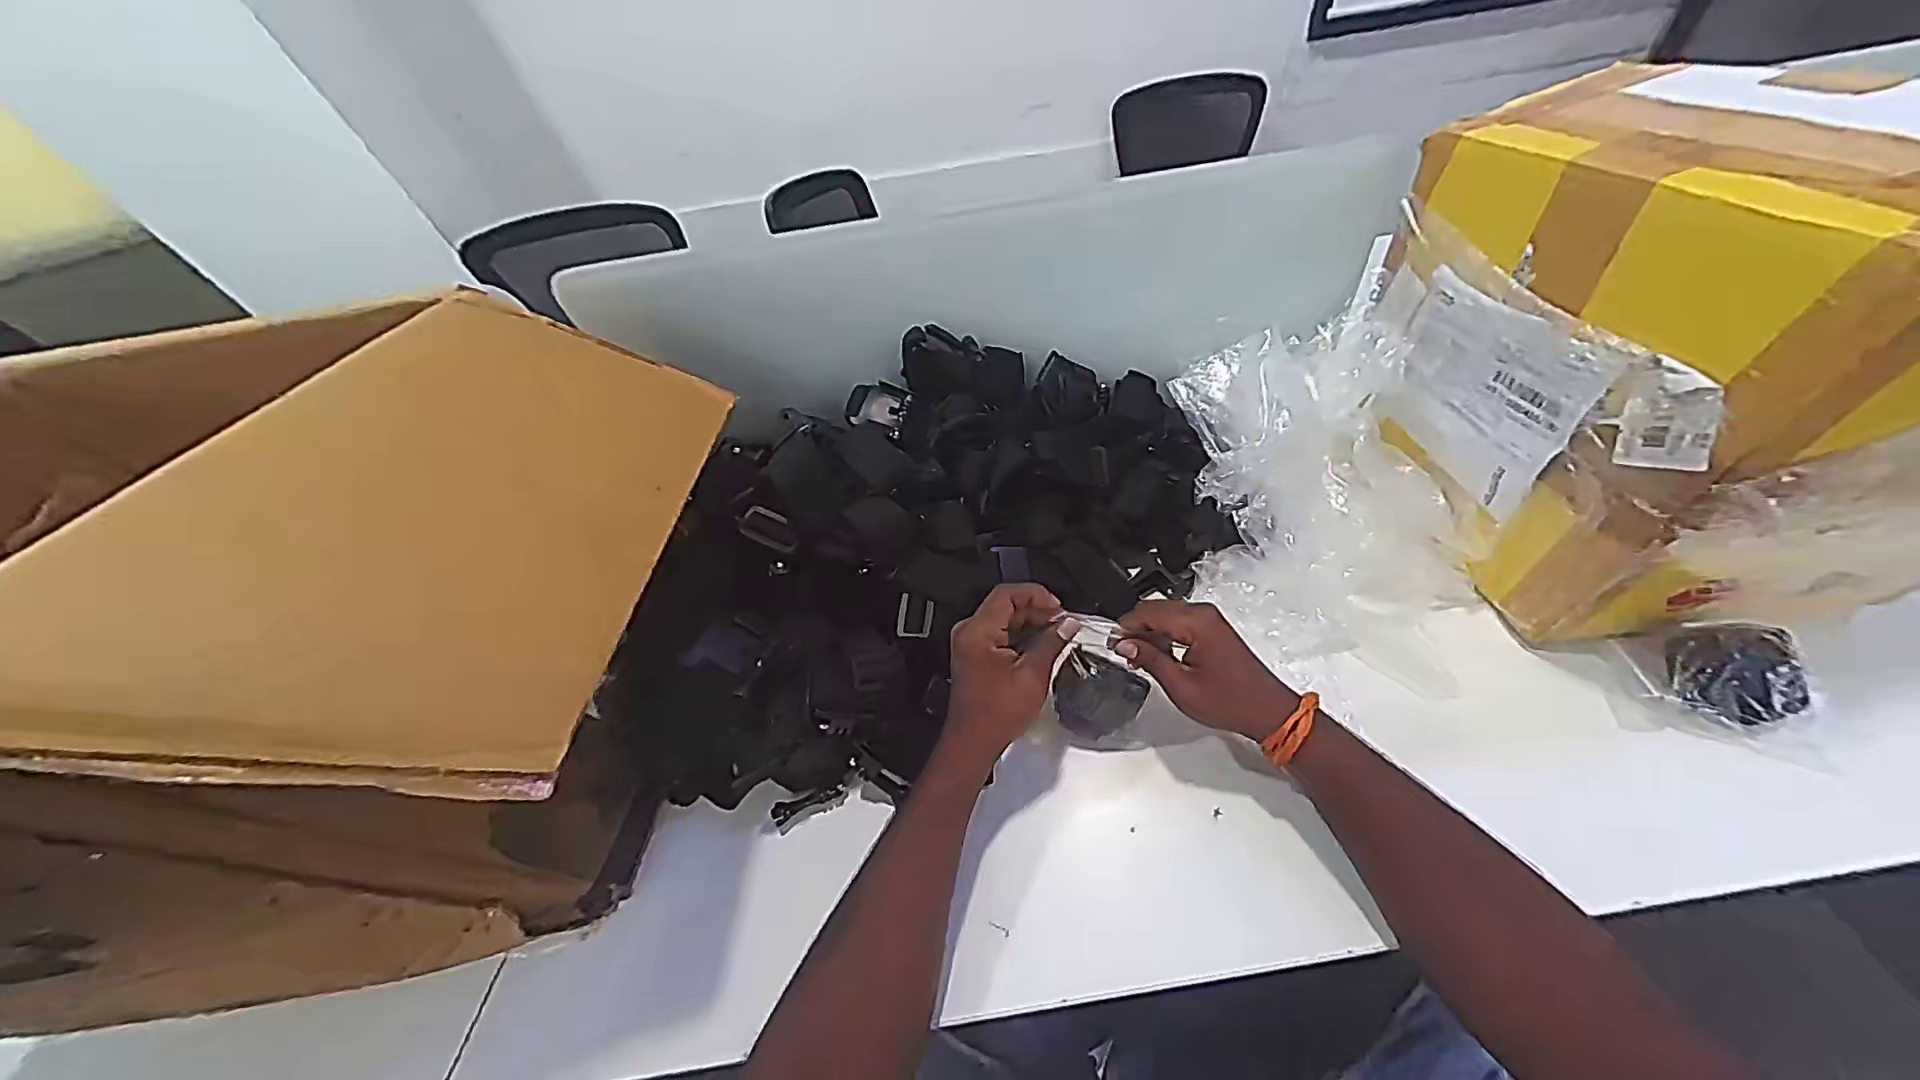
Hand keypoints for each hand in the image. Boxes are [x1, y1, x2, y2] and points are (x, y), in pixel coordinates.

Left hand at [945, 585, 1077, 763]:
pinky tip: (1039, 644)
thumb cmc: (994, 715)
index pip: (1007, 594)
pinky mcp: (974, 655)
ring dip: (1030, 621)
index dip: (1035, 594)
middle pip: (1005, 604)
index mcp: (977, 632)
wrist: (974, 741)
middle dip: (1036, 609)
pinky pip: (998, 633)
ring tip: (1055, 632)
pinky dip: (1020, 634)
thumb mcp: (1032, 675)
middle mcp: (969, 633)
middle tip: (1061, 620)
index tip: (1056, 605)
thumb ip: (1052, 643)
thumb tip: (1067, 624)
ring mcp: (969, 643)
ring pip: (1003, 618)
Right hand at [1116, 600, 1301, 741]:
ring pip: (1167, 614)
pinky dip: (1165, 634)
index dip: (1125, 627)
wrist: (1269, 712)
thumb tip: (1125, 644)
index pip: (1147, 613)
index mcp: (1196, 623)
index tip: (1112, 644)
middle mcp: (1204, 614)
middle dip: (1135, 628)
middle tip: (1123, 652)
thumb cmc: (1232, 702)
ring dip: (1150, 632)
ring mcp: (1210, 620)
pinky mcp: (1213, 629)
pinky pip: (1180, 622)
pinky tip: (1160, 656)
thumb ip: (1149, 659)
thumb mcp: (1180, 685)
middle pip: (1156, 608)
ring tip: (1140, 658)